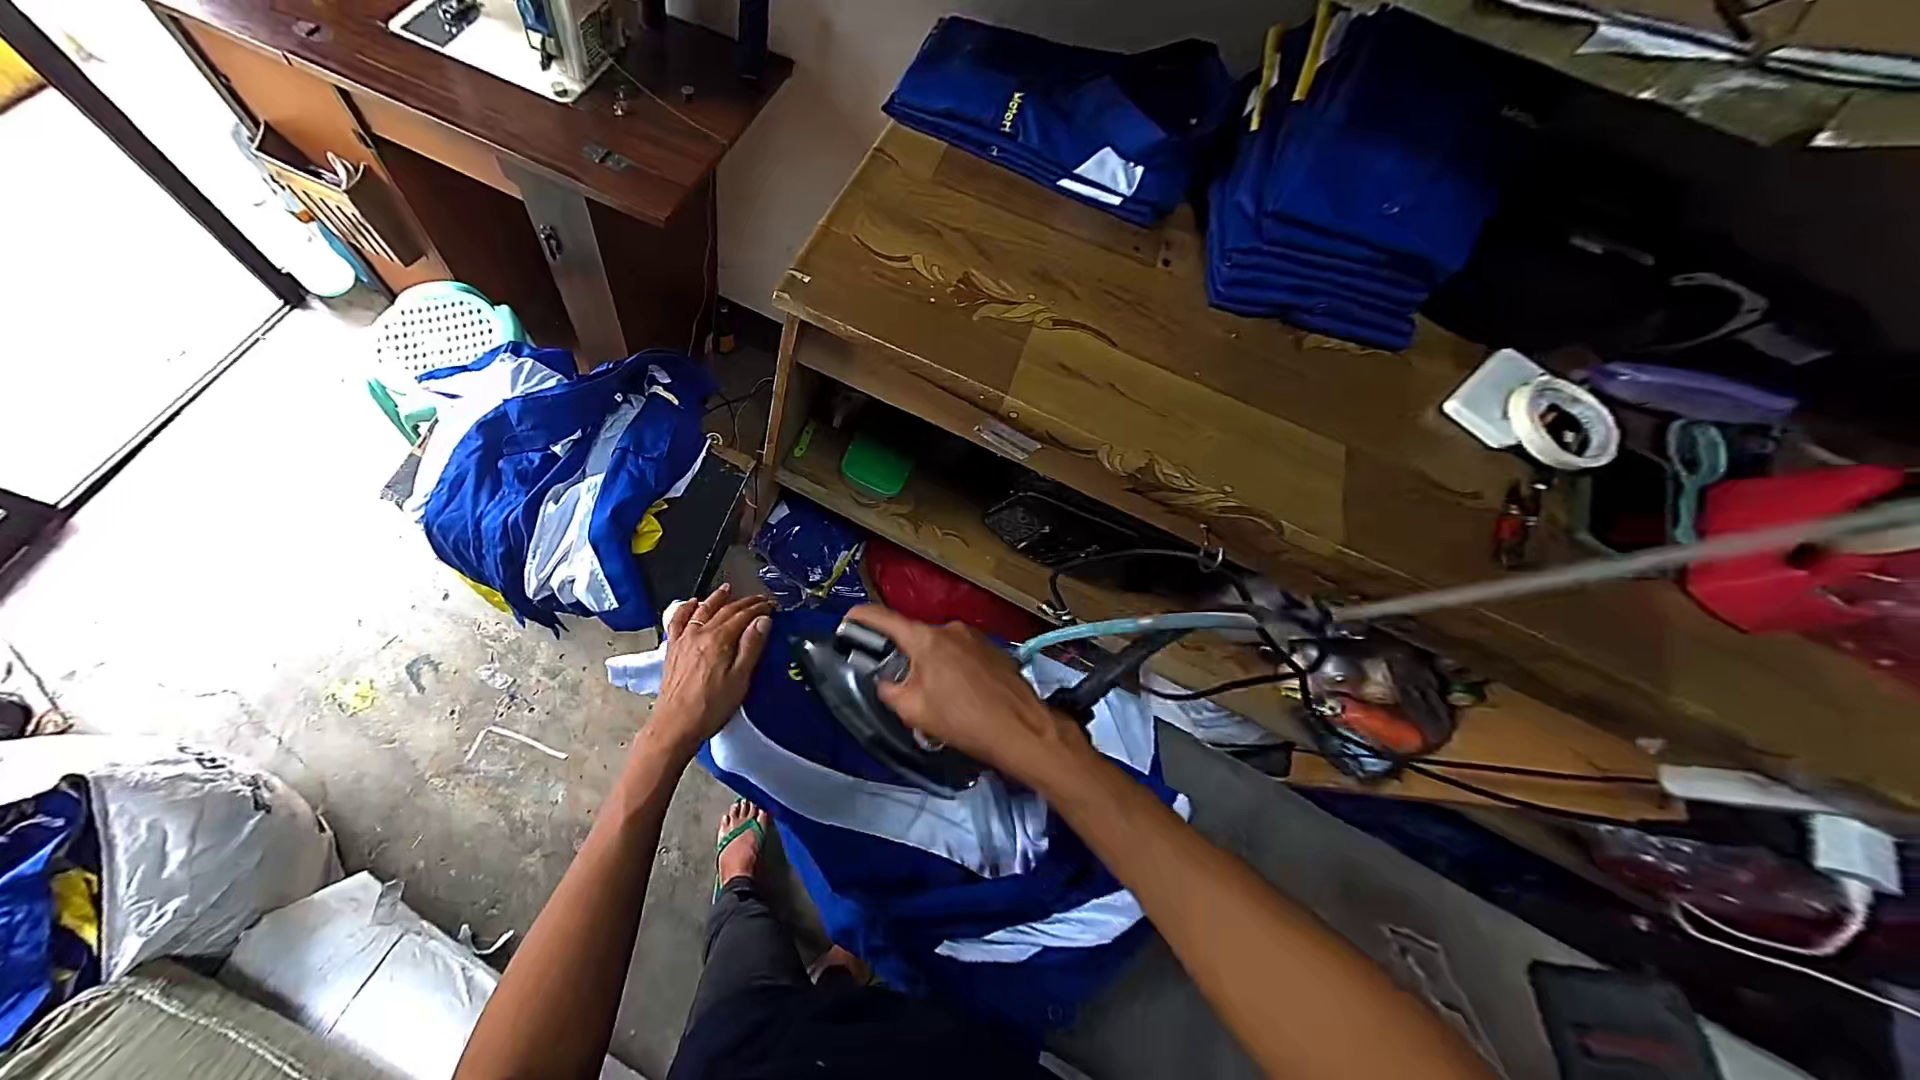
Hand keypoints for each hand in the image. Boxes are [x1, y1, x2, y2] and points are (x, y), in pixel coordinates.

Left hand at [649, 585, 773, 751]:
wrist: (675, 726)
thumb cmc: (711, 707)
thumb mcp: (740, 678)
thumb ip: (751, 646)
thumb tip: (763, 620)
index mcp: (719, 640)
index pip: (743, 616)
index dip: (759, 608)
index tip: (771, 605)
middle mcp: (699, 634)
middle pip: (724, 610)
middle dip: (744, 602)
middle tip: (758, 599)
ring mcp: (683, 640)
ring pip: (701, 611)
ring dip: (716, 598)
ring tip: (727, 590)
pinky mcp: (672, 650)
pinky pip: (677, 621)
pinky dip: (685, 609)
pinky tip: (690, 604)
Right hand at [846, 604, 1086, 788]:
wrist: (1021, 729)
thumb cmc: (964, 720)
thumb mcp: (913, 710)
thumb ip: (889, 690)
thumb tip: (886, 681)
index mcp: (926, 638)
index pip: (885, 619)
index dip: (862, 618)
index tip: (848, 620)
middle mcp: (951, 628)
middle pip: (915, 637)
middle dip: (905, 657)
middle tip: (901, 685)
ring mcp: (976, 636)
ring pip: (940, 646)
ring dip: (932, 665)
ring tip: (937, 697)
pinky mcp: (994, 649)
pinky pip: (962, 653)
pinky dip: (954, 668)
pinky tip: (961, 694)